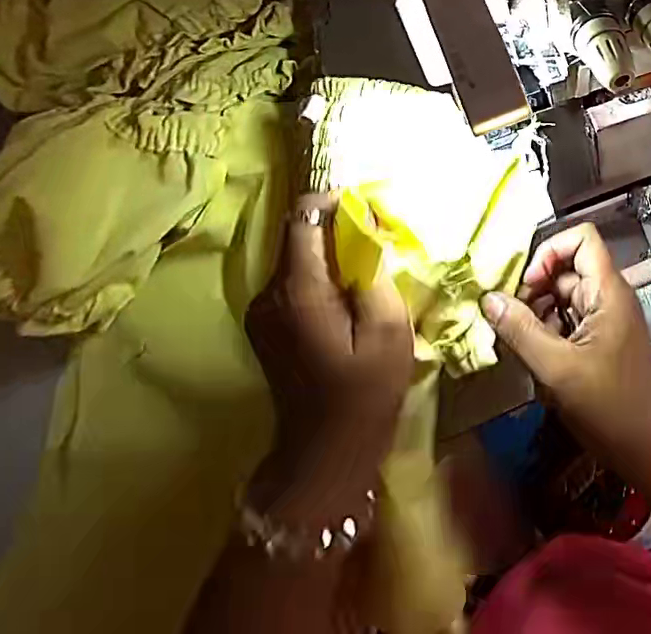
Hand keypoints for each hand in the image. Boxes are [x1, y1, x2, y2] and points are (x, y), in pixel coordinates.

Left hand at [245, 193, 412, 524]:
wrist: (327, 450)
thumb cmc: (366, 388)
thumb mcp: (388, 327)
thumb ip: (374, 272)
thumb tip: (367, 227)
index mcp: (298, 291)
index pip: (302, 218)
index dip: (333, 201)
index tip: (368, 209)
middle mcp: (269, 295)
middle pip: (298, 235)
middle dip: (337, 226)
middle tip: (379, 238)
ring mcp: (262, 312)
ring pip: (297, 257)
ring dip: (331, 251)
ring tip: (370, 267)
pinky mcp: (266, 326)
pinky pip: (294, 281)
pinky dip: (322, 274)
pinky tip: (350, 294)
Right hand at [479, 223, 650, 461]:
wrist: (648, 446)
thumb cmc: (609, 406)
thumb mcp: (557, 369)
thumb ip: (521, 331)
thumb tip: (488, 299)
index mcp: (608, 290)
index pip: (581, 239)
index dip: (549, 251)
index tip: (527, 286)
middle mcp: (609, 295)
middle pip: (567, 268)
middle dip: (535, 288)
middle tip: (511, 322)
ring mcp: (606, 317)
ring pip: (564, 296)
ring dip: (538, 313)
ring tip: (519, 342)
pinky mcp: (601, 339)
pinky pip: (569, 319)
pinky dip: (548, 330)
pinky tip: (534, 356)